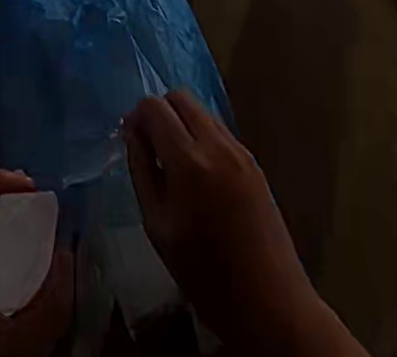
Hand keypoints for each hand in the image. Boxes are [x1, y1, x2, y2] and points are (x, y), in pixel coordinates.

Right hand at [122, 92, 365, 356]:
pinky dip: (200, 135)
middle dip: (159, 111)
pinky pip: (218, 130)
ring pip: (201, 110)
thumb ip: (141, 170)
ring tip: (169, 160)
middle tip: (146, 143)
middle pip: (181, 97)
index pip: (156, 107)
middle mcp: (217, 144)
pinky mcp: (253, 159)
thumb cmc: (203, 273)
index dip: (137, 114)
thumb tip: (132, 132)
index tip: (128, 136)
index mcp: (190, 161)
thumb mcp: (157, 225)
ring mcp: (240, 149)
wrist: (268, 299)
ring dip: (180, 121)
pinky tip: (194, 171)